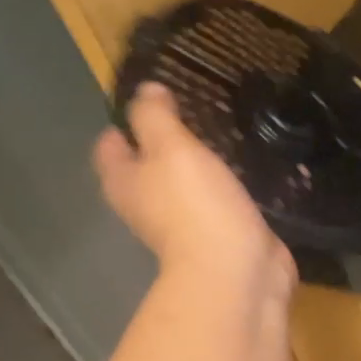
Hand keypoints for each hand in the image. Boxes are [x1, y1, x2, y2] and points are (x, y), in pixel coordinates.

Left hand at [93, 83, 294, 290]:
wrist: (237, 269)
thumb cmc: (196, 206)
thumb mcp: (172, 148)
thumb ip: (155, 116)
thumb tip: (147, 90)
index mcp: (124, 182)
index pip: (111, 144)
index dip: (126, 120)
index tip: (157, 99)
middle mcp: (147, 203)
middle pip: (147, 166)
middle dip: (166, 142)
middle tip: (197, 114)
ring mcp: (185, 222)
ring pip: (186, 184)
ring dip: (201, 166)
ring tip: (227, 137)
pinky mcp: (221, 233)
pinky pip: (220, 202)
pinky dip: (229, 187)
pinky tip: (249, 170)